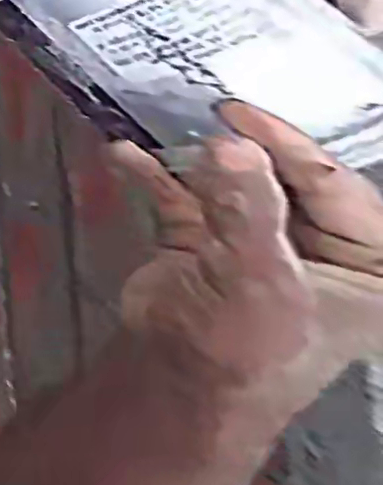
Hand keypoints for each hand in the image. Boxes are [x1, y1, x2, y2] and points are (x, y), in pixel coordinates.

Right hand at [114, 102, 382, 403]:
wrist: (181, 371)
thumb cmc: (249, 339)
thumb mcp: (258, 273)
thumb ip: (246, 208)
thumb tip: (233, 146)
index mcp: (375, 264)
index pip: (339, 189)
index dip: (292, 149)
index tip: (244, 113)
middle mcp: (322, 250)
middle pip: (284, 183)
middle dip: (244, 151)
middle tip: (212, 113)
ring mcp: (256, 245)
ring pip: (228, 187)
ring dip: (191, 161)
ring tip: (163, 130)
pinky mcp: (201, 243)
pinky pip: (179, 199)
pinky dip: (152, 176)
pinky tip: (126, 156)